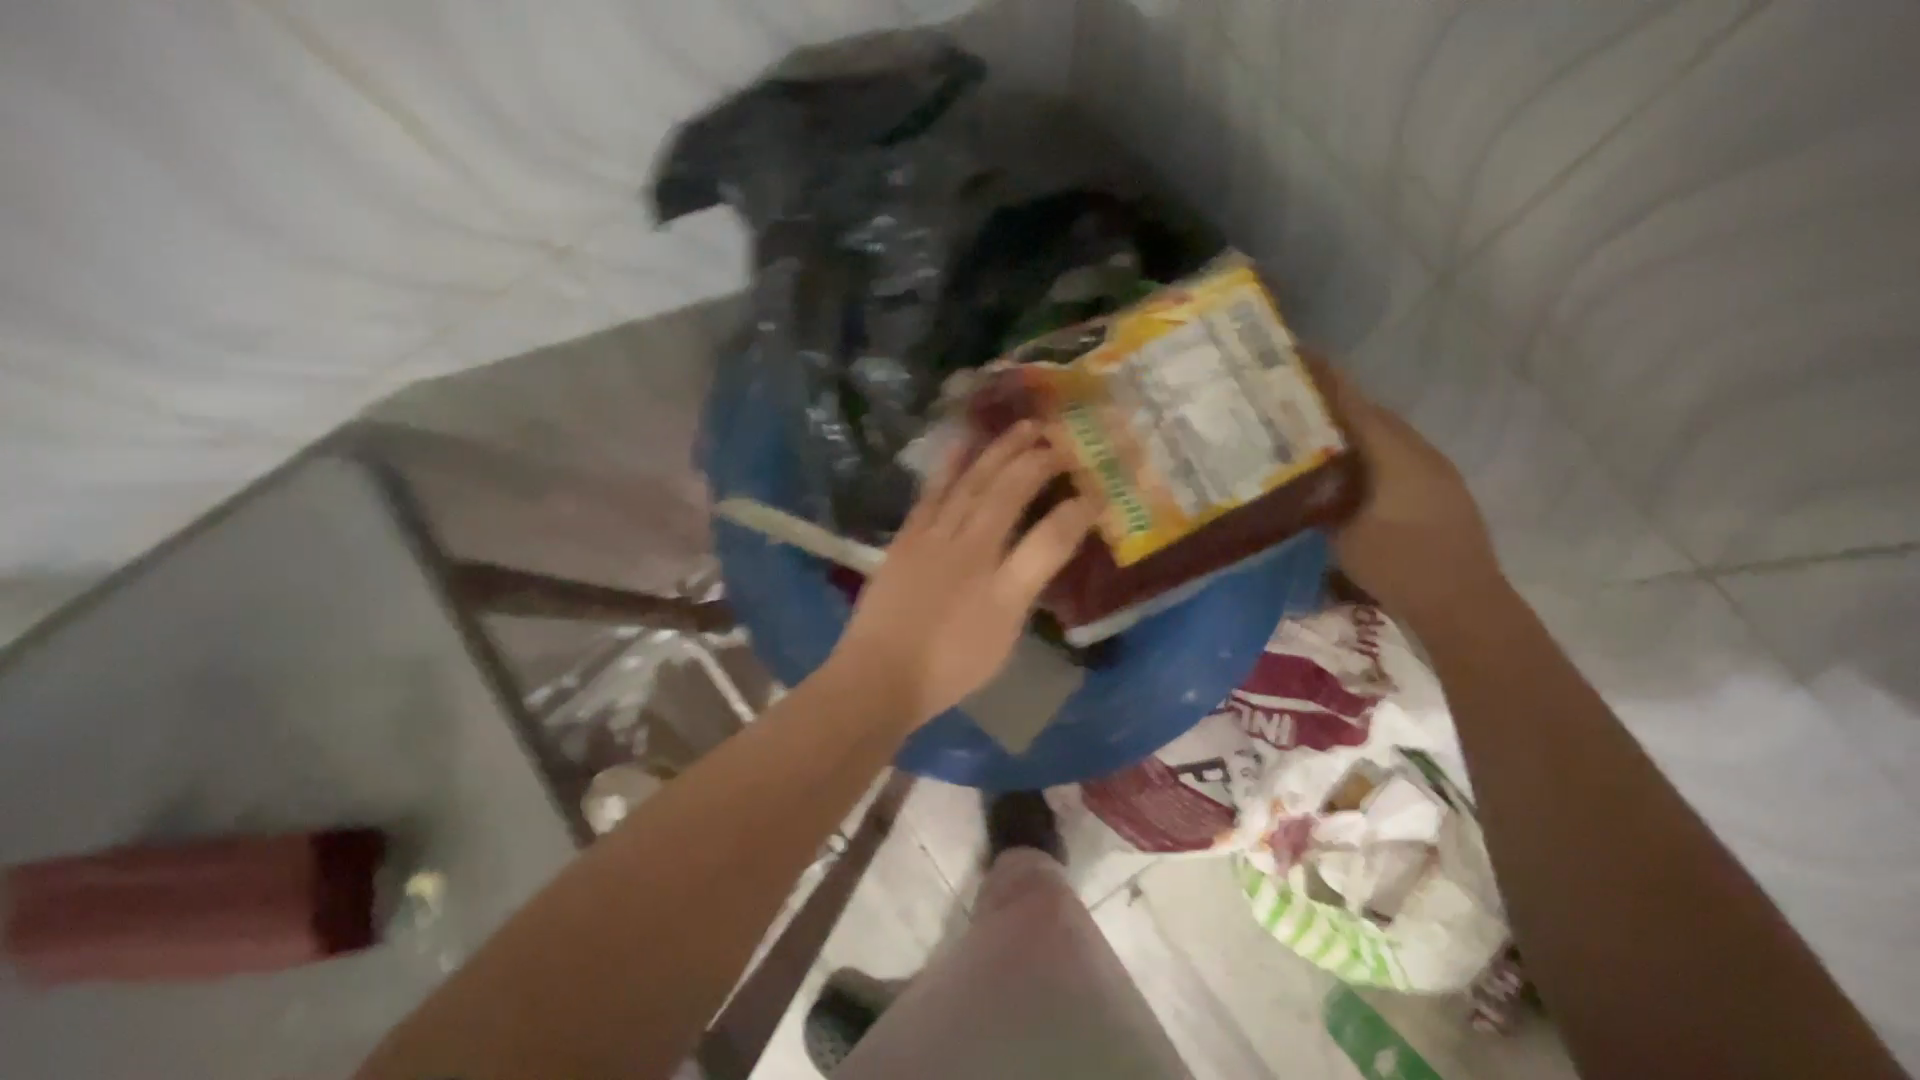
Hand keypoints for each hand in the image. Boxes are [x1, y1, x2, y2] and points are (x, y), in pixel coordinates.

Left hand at [823, 421, 1099, 729]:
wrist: (880, 675)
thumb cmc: (948, 669)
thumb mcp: (1004, 640)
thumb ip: (1027, 590)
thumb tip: (1046, 551)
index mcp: (1004, 588)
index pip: (1050, 539)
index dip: (1078, 512)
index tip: (1099, 491)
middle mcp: (971, 552)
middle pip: (1009, 494)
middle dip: (1041, 462)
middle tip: (1064, 438)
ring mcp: (935, 539)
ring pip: (972, 483)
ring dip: (1000, 451)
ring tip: (1025, 425)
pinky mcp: (908, 537)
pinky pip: (933, 491)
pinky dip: (950, 464)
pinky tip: (963, 442)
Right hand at [1306, 353, 1504, 624]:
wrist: (1463, 604)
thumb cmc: (1399, 565)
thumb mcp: (1342, 534)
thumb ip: (1320, 502)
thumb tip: (1301, 484)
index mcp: (1394, 453)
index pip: (1354, 404)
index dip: (1325, 379)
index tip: (1298, 355)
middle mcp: (1419, 452)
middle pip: (1373, 416)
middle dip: (1336, 405)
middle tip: (1296, 404)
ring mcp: (1437, 473)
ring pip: (1388, 439)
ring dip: (1356, 434)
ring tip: (1318, 439)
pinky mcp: (1443, 494)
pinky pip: (1399, 460)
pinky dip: (1372, 458)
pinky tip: (1351, 477)